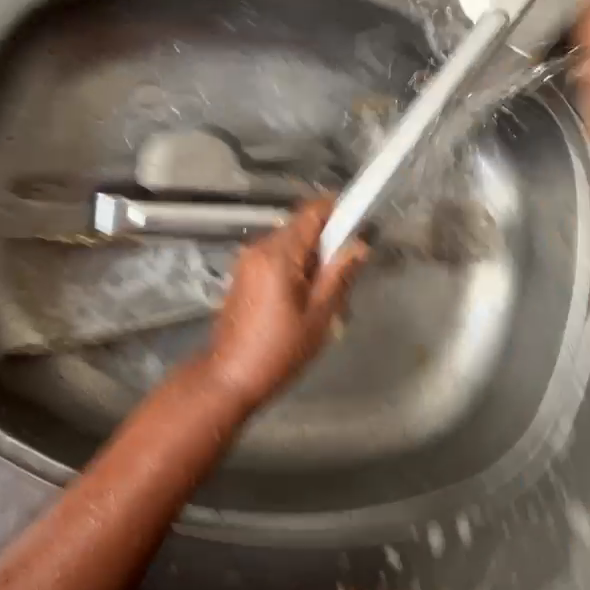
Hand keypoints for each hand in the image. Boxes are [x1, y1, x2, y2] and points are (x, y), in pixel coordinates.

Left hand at [204, 199, 367, 407]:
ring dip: (311, 260)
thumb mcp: (319, 316)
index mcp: (278, 254)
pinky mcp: (243, 274)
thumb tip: (359, 245)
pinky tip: (302, 303)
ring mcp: (247, 260)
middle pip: (302, 228)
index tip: (360, 224)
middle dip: (327, 245)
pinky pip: (276, 258)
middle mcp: (259, 248)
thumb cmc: (278, 351)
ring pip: (290, 244)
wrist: (229, 378)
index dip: (338, 210)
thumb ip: (340, 275)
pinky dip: (294, 270)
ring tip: (323, 299)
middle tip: (345, 279)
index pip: (312, 212)